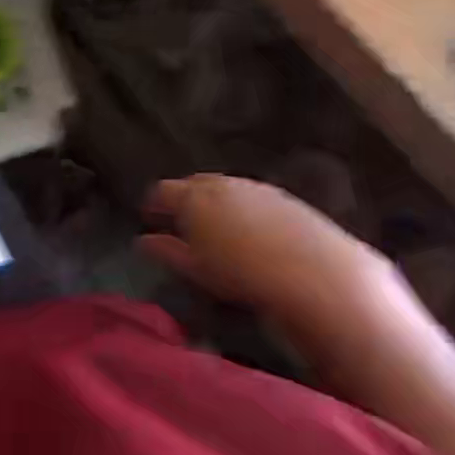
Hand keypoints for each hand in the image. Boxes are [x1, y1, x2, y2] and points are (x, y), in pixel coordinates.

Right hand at [138, 174, 392, 314]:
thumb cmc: (238, 271)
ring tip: (211, 227)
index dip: (152, 204)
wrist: (311, 269)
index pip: (161, 191)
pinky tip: (245, 229)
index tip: (149, 218)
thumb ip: (165, 251)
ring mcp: (254, 186)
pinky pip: (248, 194)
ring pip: (222, 187)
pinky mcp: (281, 196)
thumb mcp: (194, 267)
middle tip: (178, 221)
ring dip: (210, 201)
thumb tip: (143, 241)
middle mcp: (221, 184)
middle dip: (181, 198)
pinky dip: (237, 206)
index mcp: (192, 197)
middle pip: (192, 183)